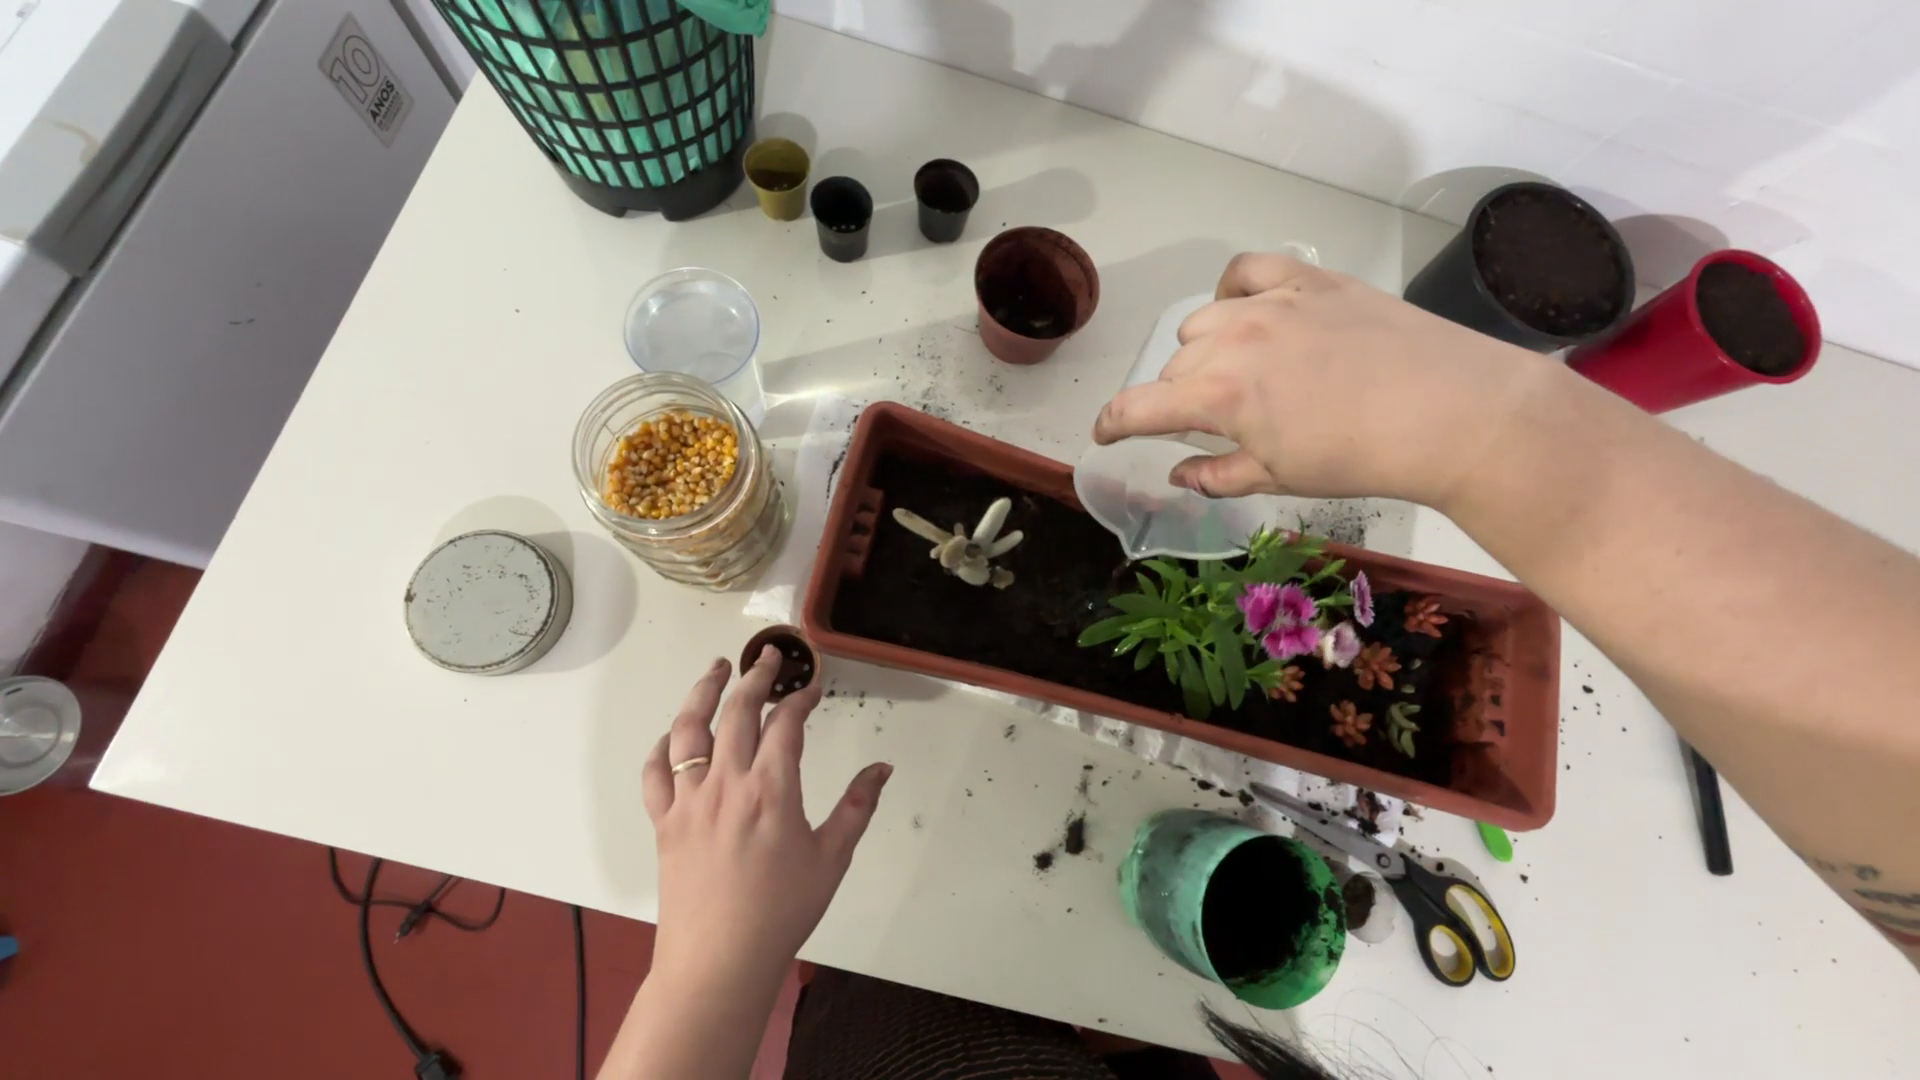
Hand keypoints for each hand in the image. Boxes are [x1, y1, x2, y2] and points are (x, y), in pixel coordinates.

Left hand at [641, 648, 890, 991]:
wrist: (718, 962)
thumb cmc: (782, 911)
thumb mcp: (832, 858)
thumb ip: (858, 807)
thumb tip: (883, 768)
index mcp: (772, 789)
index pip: (786, 723)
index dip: (801, 697)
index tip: (812, 687)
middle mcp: (727, 783)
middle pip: (737, 711)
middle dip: (756, 677)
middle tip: (769, 658)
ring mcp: (689, 800)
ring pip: (688, 729)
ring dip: (703, 691)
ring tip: (716, 669)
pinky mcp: (663, 822)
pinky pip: (655, 773)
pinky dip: (662, 746)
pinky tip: (673, 735)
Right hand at [1093, 252, 1552, 507]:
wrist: (1453, 412)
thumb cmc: (1359, 457)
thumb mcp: (1278, 479)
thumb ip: (1215, 475)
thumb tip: (1177, 474)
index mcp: (1217, 397)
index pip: (1137, 407)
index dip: (1111, 424)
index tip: (1104, 434)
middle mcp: (1231, 341)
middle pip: (1173, 367)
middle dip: (1178, 398)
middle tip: (1210, 421)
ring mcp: (1271, 303)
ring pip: (1202, 323)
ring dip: (1204, 352)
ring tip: (1236, 372)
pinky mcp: (1309, 280)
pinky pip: (1244, 272)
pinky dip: (1232, 292)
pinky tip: (1246, 310)